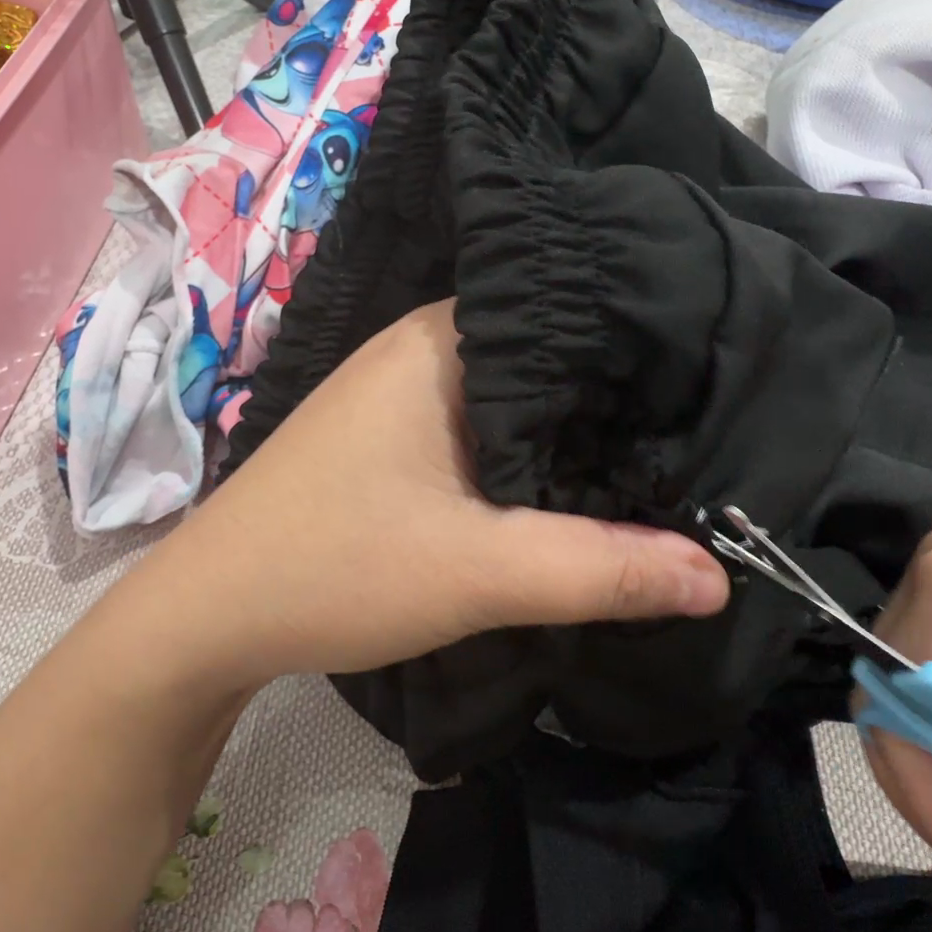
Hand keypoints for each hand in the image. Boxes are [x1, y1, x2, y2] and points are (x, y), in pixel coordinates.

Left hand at [105, 299, 730, 690]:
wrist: (211, 613)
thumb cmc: (335, 568)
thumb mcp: (478, 572)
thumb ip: (601, 570)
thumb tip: (720, 577)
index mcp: (442, 340)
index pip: (572, 317)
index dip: (647, 354)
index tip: (717, 388)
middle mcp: (421, 346)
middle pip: (546, 362)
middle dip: (616, 403)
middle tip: (705, 437)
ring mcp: (398, 390)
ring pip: (513, 401)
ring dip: (569, 437)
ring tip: (658, 462)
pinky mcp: (388, 435)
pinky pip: (480, 430)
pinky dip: (525, 456)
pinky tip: (567, 487)